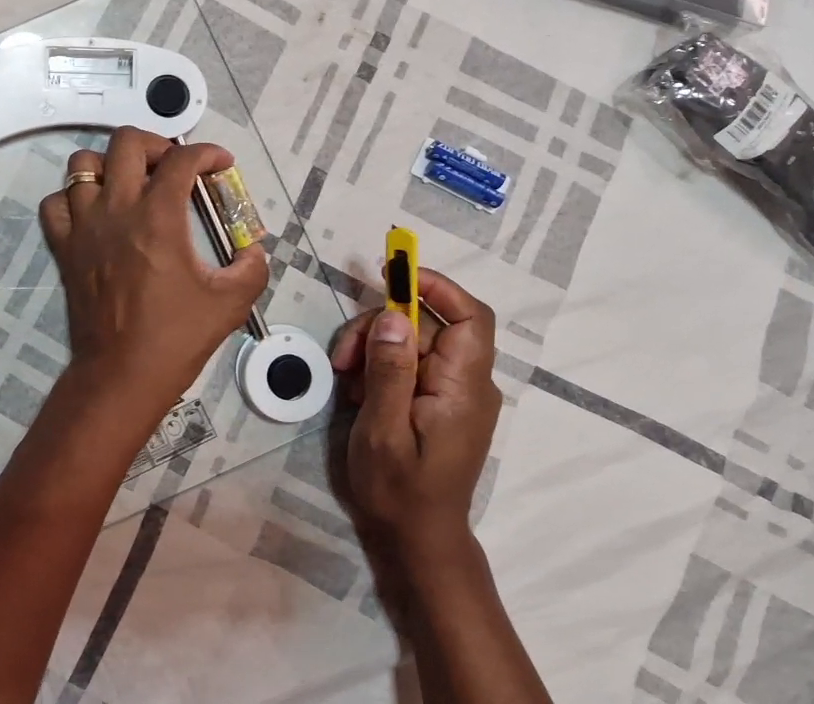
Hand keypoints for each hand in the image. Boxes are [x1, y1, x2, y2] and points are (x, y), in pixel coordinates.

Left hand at [38, 127, 268, 413]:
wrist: (121, 373)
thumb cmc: (175, 338)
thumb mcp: (230, 302)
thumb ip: (251, 268)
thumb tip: (253, 250)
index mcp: (158, 217)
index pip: (182, 160)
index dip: (208, 153)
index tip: (220, 165)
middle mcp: (116, 209)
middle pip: (126, 142)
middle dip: (156, 144)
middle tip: (173, 167)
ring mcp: (83, 225)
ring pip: (82, 165)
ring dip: (109, 164)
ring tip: (130, 183)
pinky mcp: (63, 246)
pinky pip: (55, 204)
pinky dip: (72, 198)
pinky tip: (94, 212)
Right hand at [326, 270, 500, 565]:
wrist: (416, 539)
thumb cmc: (400, 489)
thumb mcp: (383, 430)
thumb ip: (390, 371)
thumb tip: (395, 318)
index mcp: (463, 388)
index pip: (470, 317)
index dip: (437, 286)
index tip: (392, 274)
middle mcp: (467, 384)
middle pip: (427, 326)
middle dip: (381, 328)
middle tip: (342, 358)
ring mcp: (452, 394)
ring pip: (412, 343)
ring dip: (373, 349)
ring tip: (344, 379)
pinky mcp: (437, 403)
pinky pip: (409, 366)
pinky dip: (379, 368)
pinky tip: (357, 391)